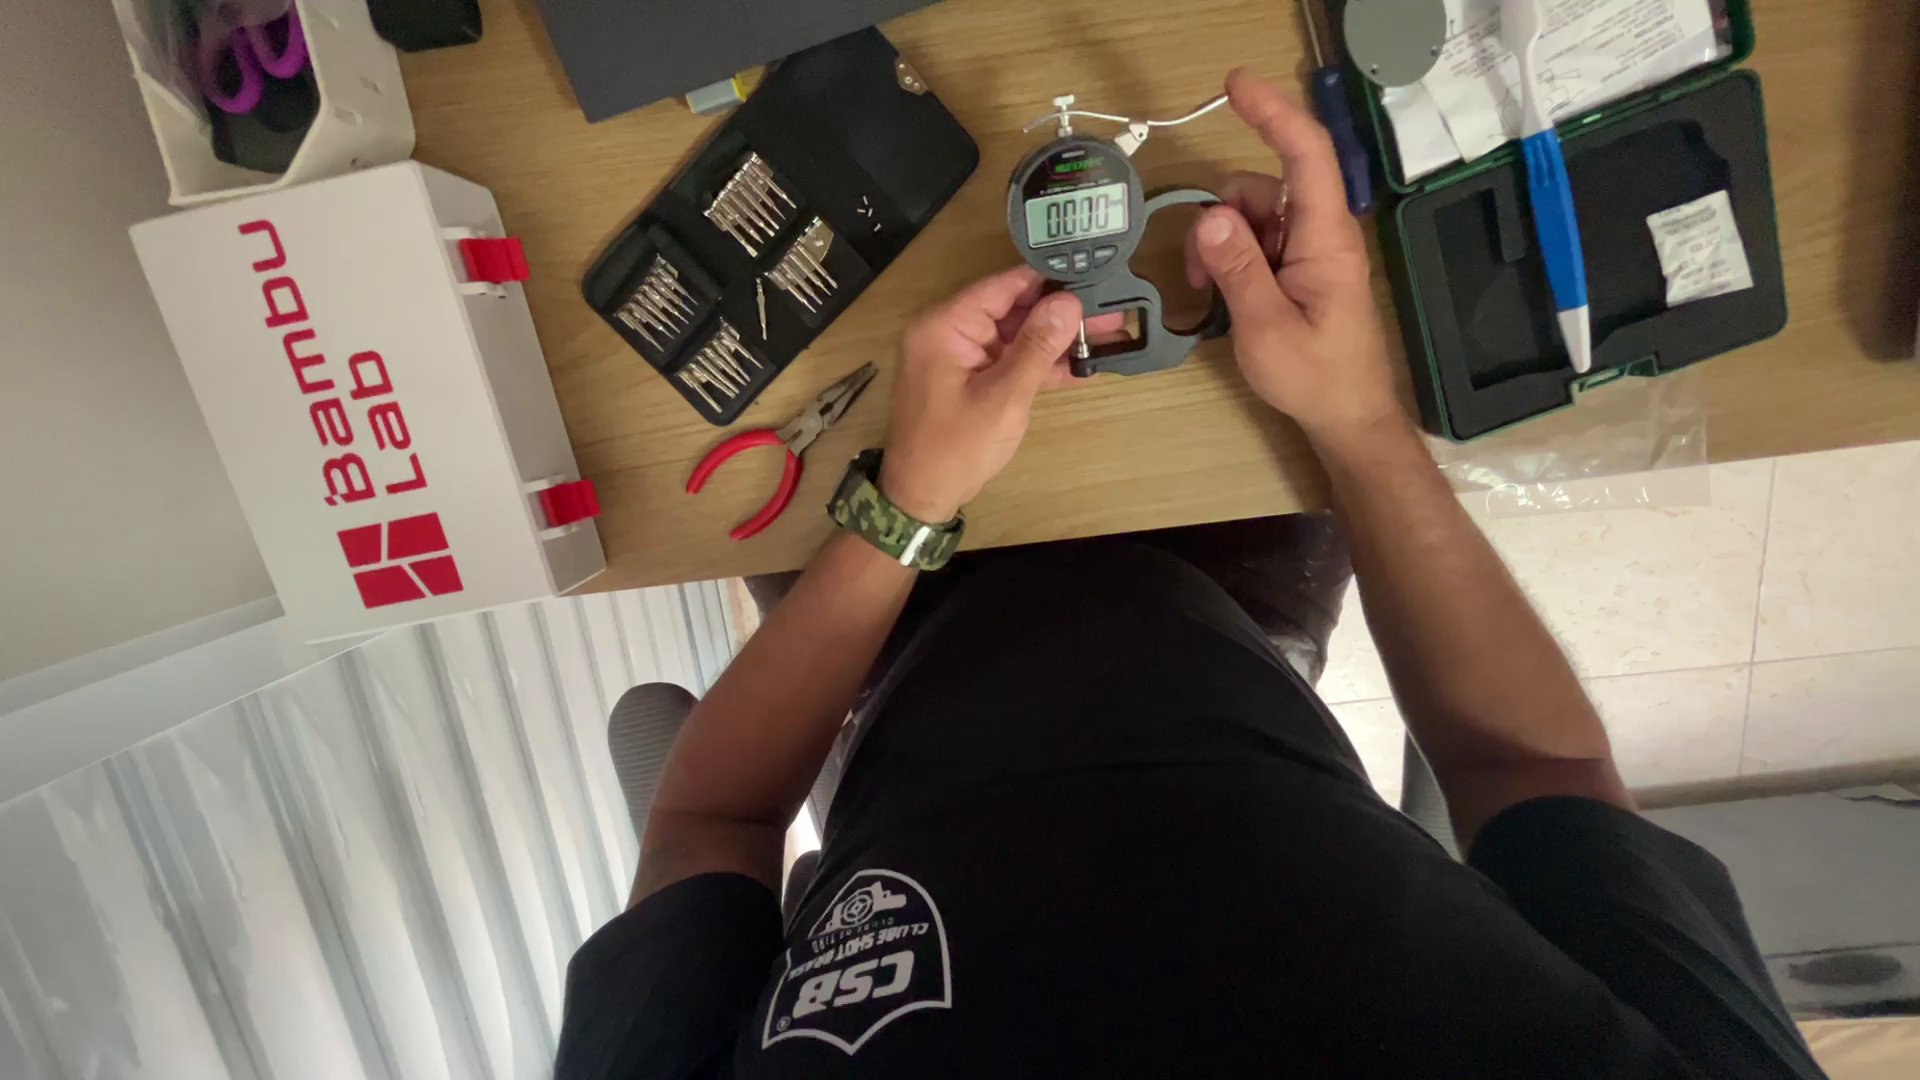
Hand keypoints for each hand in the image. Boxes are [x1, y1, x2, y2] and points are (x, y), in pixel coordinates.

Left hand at [880, 267, 1084, 522]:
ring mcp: (959, 358)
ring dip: (1055, 340)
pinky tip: (1080, 364)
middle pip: (1012, 309)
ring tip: (1107, 334)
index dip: (1048, 281)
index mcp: (945, 326)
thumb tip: (1069, 303)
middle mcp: (949, 333)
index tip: (1092, 274)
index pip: (1003, 286)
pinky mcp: (970, 381)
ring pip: (1015, 336)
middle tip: (1110, 310)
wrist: (921, 496)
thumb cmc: (955, 449)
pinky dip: (1037, 365)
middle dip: (1059, 312)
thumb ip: (1037, 348)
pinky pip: (1007, 362)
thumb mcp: (1002, 397)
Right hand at [1186, 68, 1406, 448]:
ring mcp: (1310, 251)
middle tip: (1200, 271)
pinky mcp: (1300, 270)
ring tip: (1210, 291)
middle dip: (1222, 215)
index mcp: (1324, 237)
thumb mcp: (1265, 325)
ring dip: (1223, 243)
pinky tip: (1224, 294)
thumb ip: (1238, 268)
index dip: (1273, 112)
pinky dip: (1234, 259)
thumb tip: (1208, 218)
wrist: (1345, 412)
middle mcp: (1320, 233)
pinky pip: (1259, 243)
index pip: (1305, 154)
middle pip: (1265, 188)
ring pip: (1255, 216)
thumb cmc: (1313, 374)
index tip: (1235, 84)